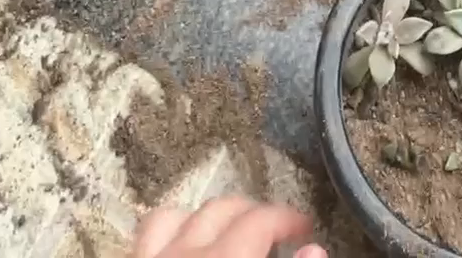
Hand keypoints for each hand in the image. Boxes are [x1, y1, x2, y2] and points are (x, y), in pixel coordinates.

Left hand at [132, 196, 326, 257]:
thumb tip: (315, 248)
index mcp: (223, 257)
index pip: (260, 219)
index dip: (288, 217)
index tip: (305, 226)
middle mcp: (183, 251)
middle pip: (221, 209)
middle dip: (252, 212)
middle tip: (274, 230)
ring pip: (175, 215)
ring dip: (204, 217)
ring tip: (225, 230)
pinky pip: (146, 235)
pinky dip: (168, 231)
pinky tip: (179, 244)